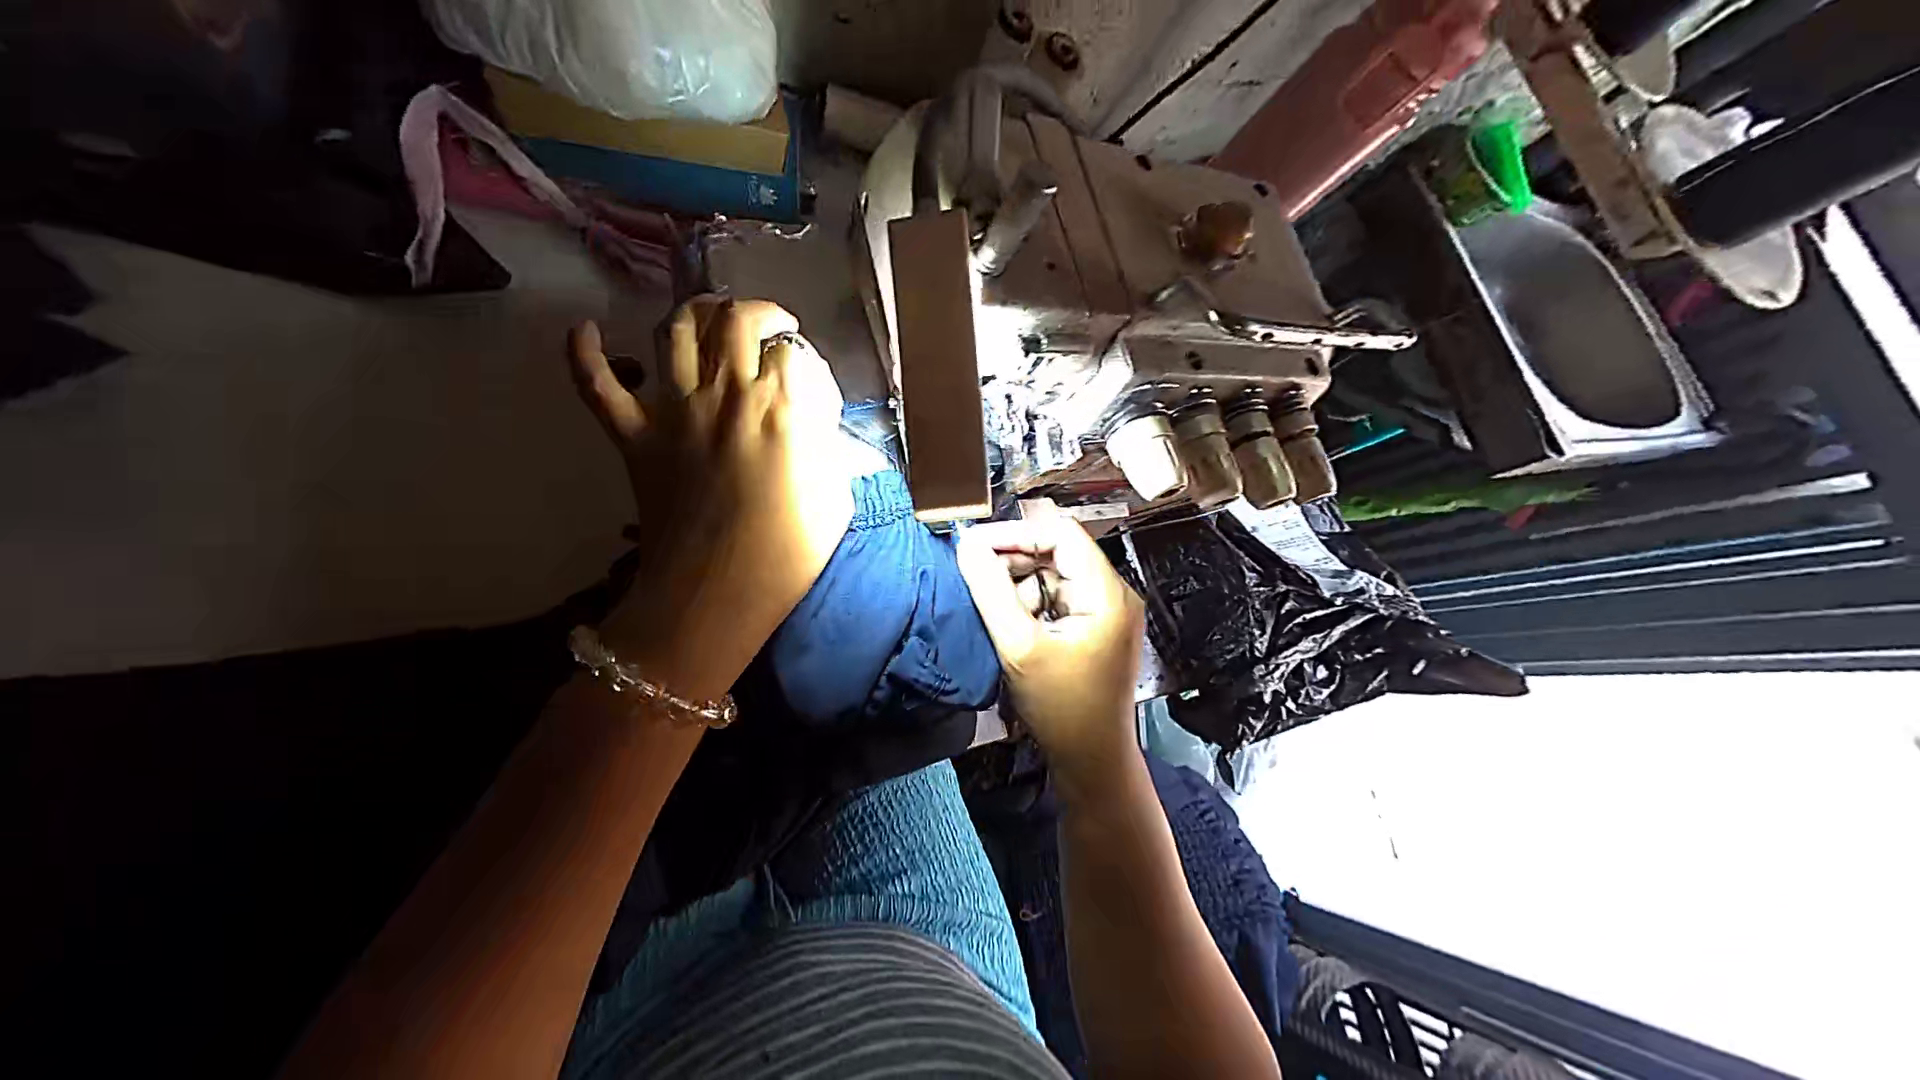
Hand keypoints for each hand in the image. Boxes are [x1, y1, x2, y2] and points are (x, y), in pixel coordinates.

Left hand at [568, 297, 851, 700]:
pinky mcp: (633, 438)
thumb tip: (822, 431)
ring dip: (696, 312)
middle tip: (769, 328)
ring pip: (675, 331)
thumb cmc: (785, 557)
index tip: (803, 368)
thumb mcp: (833, 502)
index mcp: (778, 411)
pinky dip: (586, 352)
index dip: (798, 351)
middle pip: (735, 319)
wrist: (714, 597)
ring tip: (712, 319)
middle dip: (757, 311)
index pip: (788, 349)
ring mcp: (672, 413)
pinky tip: (589, 329)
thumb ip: (832, 455)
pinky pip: (596, 385)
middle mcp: (725, 396)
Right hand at [957, 516, 1145, 781]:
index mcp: (1107, 593)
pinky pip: (1056, 598)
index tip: (975, 545)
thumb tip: (968, 547)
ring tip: (994, 609)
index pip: (1061, 534)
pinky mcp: (1093, 627)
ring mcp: (1104, 611)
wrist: (1091, 759)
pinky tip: (1011, 624)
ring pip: (1052, 575)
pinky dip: (1029, 603)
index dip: (1016, 533)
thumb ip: (991, 592)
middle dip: (1013, 559)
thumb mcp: (1018, 647)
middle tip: (974, 574)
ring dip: (1018, 583)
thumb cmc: (1062, 709)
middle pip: (1057, 552)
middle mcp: (1112, 594)